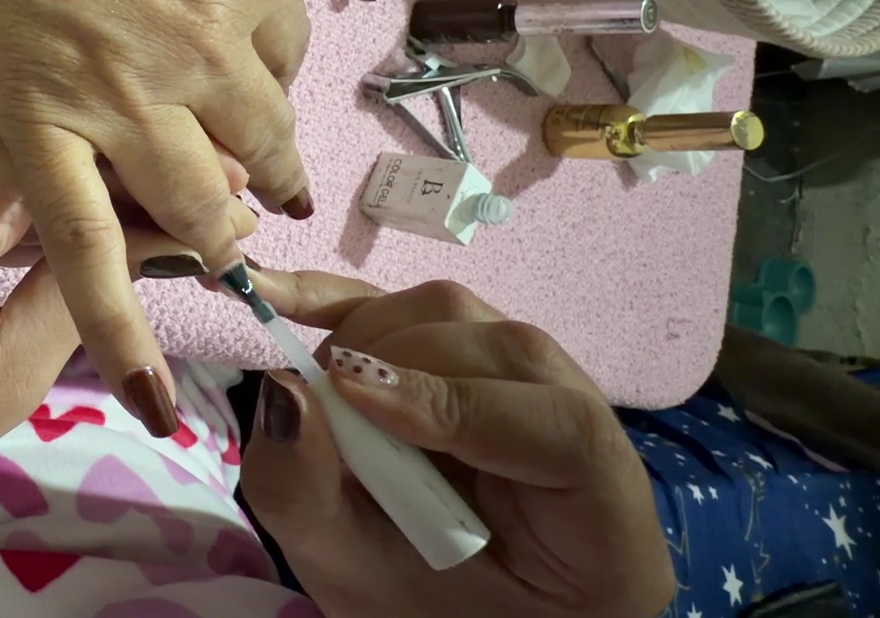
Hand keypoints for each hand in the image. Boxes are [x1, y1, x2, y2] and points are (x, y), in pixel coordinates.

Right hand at [0, 0, 398, 436]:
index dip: (265, 63)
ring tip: (209, 240)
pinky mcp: (31, 127)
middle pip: (255, 140)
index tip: (241, 67)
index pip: (285, 49)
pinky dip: (118, 327)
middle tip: (243, 173)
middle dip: (259, 161)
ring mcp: (116, 100)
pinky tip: (149, 396)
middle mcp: (199, 50)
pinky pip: (83, 250)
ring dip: (212, 229)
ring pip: (195, 204)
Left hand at [0, 127, 243, 525]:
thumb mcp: (15, 364)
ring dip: (96, 184)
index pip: (74, 143)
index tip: (237, 189)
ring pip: (27, 154)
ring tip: (180, 214)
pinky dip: (51, 198)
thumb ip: (94, 288)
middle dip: (136, 172)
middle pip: (52, 139)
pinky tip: (107, 219)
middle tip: (222, 206)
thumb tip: (176, 236)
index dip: (158, 161)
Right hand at [235, 270, 674, 617]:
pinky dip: (338, 298)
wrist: (414, 596)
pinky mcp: (465, 352)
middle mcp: (583, 438)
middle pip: (505, 352)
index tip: (349, 397)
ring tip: (324, 386)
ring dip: (366, 334)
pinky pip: (409, 304)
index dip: (453, 399)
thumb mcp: (342, 565)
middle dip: (392, 361)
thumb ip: (305, 489)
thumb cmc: (401, 600)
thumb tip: (282, 384)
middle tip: (323, 399)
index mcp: (600, 530)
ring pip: (458, 314)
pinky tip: (281, 295)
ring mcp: (529, 383)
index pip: (565, 432)